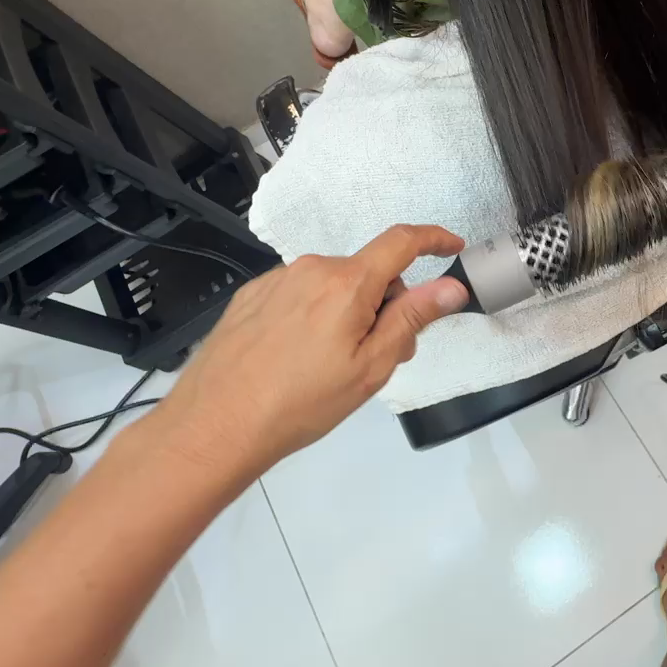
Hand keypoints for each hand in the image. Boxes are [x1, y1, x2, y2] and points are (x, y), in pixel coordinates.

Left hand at [150, 225, 467, 478]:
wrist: (213, 427)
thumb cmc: (300, 403)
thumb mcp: (372, 366)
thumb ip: (413, 318)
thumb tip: (452, 286)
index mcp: (347, 284)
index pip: (402, 242)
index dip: (434, 239)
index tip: (453, 246)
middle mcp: (312, 269)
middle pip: (370, 272)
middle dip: (387, 303)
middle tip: (384, 354)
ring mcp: (277, 280)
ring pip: (336, 285)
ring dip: (351, 311)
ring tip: (334, 363)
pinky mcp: (251, 296)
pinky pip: (302, 293)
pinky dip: (317, 314)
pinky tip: (299, 356)